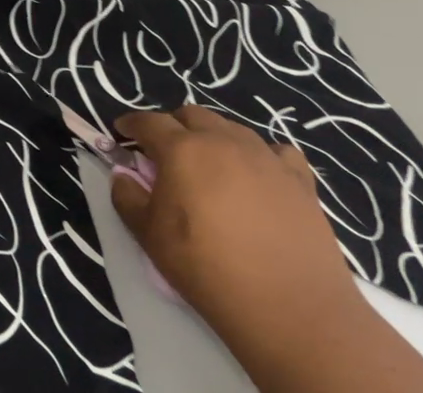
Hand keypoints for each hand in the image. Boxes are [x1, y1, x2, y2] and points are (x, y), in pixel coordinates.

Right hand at [110, 106, 362, 344]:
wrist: (289, 306)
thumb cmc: (206, 267)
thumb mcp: (148, 235)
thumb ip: (127, 196)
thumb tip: (124, 175)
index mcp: (182, 150)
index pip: (149, 122)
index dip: (131, 124)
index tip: (121, 132)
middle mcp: (224, 141)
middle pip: (192, 115)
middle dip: (172, 126)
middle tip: (164, 153)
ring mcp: (267, 158)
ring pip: (232, 128)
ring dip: (212, 137)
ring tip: (209, 166)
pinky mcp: (300, 181)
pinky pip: (276, 151)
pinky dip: (260, 155)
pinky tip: (257, 176)